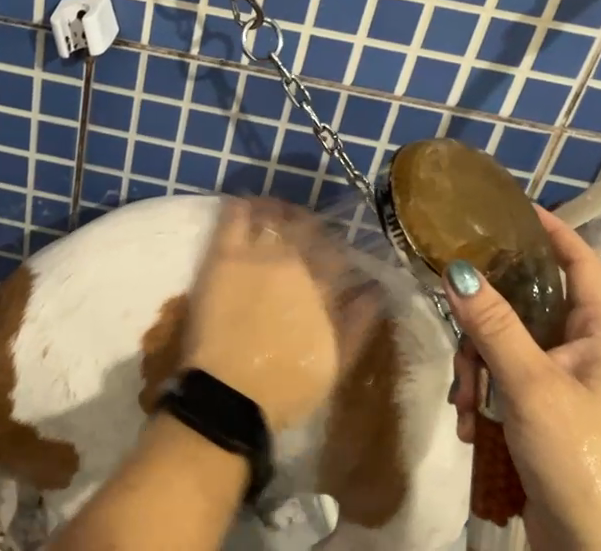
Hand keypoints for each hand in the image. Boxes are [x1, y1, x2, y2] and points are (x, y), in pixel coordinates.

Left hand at [182, 198, 378, 432]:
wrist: (232, 395)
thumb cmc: (287, 388)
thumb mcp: (336, 362)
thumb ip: (359, 324)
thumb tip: (375, 291)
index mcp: (324, 288)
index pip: (337, 254)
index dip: (336, 249)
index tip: (332, 251)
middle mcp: (295, 263)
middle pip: (308, 229)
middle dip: (310, 226)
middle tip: (303, 229)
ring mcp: (258, 256)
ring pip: (274, 216)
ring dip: (278, 211)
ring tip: (276, 213)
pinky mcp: (225, 256)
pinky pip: (235, 217)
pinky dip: (242, 205)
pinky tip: (244, 205)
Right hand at [445, 205, 600, 550]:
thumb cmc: (579, 458)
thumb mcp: (530, 385)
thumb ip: (492, 324)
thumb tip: (456, 268)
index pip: (580, 260)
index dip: (549, 229)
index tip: (508, 205)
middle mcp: (593, 350)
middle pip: (531, 303)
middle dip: (486, 319)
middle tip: (460, 335)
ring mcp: (573, 383)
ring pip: (512, 342)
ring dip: (479, 364)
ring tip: (465, 402)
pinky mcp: (552, 411)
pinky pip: (510, 377)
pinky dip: (485, 392)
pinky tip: (471, 421)